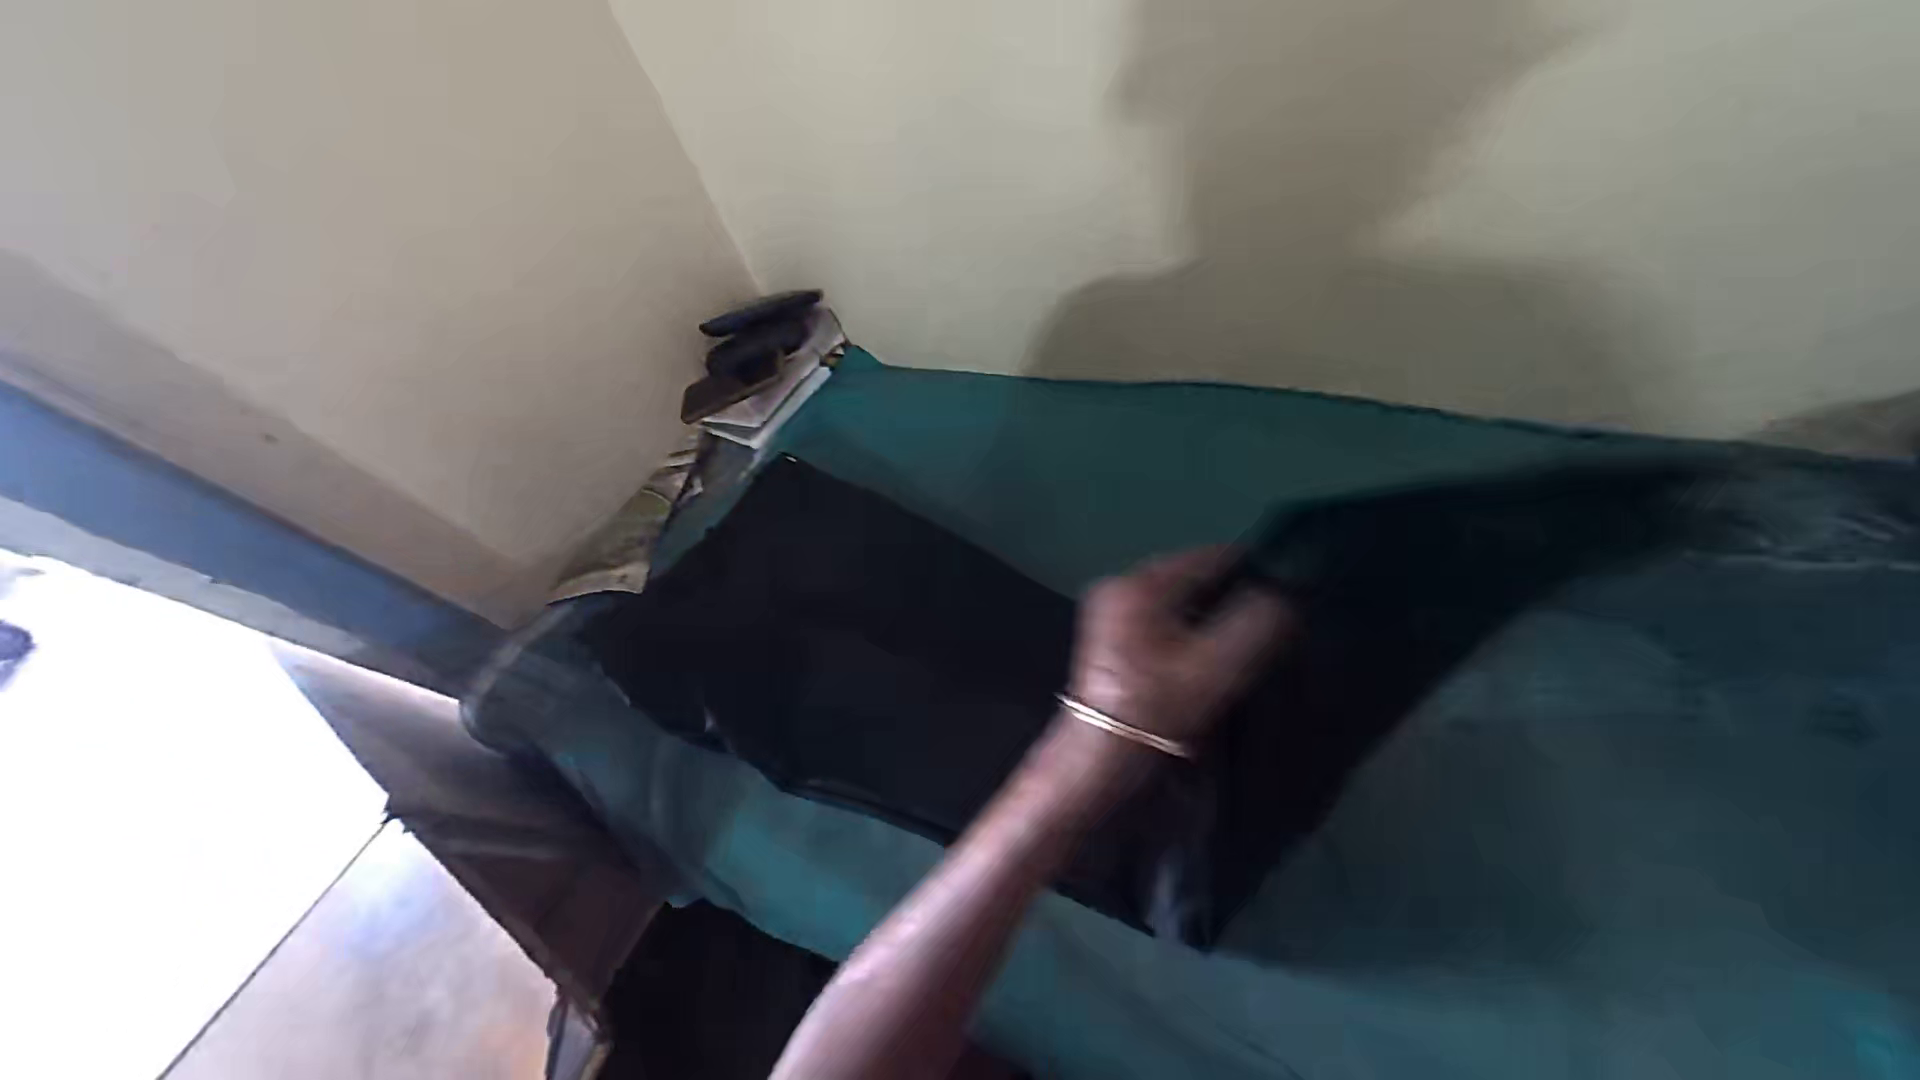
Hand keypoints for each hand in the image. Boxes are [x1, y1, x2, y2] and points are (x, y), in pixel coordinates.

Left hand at [1068, 546, 1292, 745]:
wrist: (1102, 755)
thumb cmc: (1155, 711)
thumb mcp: (1215, 670)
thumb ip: (1256, 626)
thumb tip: (1281, 597)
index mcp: (1138, 584)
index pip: (1212, 556)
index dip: (1254, 571)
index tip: (1285, 595)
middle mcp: (1118, 584)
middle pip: (1194, 575)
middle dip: (1230, 595)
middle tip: (1266, 623)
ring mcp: (1110, 606)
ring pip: (1180, 596)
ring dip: (1210, 614)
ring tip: (1239, 641)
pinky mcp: (1111, 629)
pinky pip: (1163, 614)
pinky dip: (1188, 627)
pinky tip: (1206, 653)